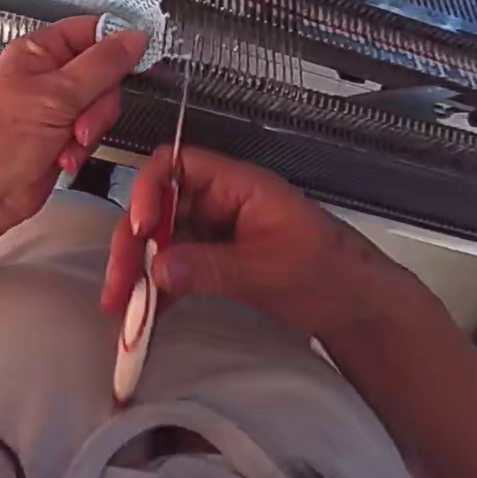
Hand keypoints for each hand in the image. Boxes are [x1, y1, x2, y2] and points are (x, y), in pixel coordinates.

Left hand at [0, 16, 147, 234]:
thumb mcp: (57, 96)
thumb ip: (102, 65)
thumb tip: (133, 38)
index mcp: (38, 52)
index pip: (90, 31)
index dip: (115, 45)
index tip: (133, 60)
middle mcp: (48, 76)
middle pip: (103, 73)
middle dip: (98, 103)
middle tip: (81, 118)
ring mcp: (56, 107)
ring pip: (101, 106)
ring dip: (90, 129)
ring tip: (68, 141)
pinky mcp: (63, 134)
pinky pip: (93, 131)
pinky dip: (83, 147)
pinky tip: (63, 156)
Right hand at [102, 145, 393, 336]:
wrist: (357, 307)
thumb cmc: (330, 271)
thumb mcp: (271, 269)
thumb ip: (212, 267)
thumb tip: (158, 267)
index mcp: (236, 184)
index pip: (176, 165)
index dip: (149, 190)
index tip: (140, 228)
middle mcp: (218, 202)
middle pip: (158, 207)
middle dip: (133, 242)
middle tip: (118, 282)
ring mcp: (214, 231)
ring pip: (160, 240)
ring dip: (137, 269)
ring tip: (122, 306)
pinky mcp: (212, 259)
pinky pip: (174, 266)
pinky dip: (156, 287)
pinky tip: (145, 312)